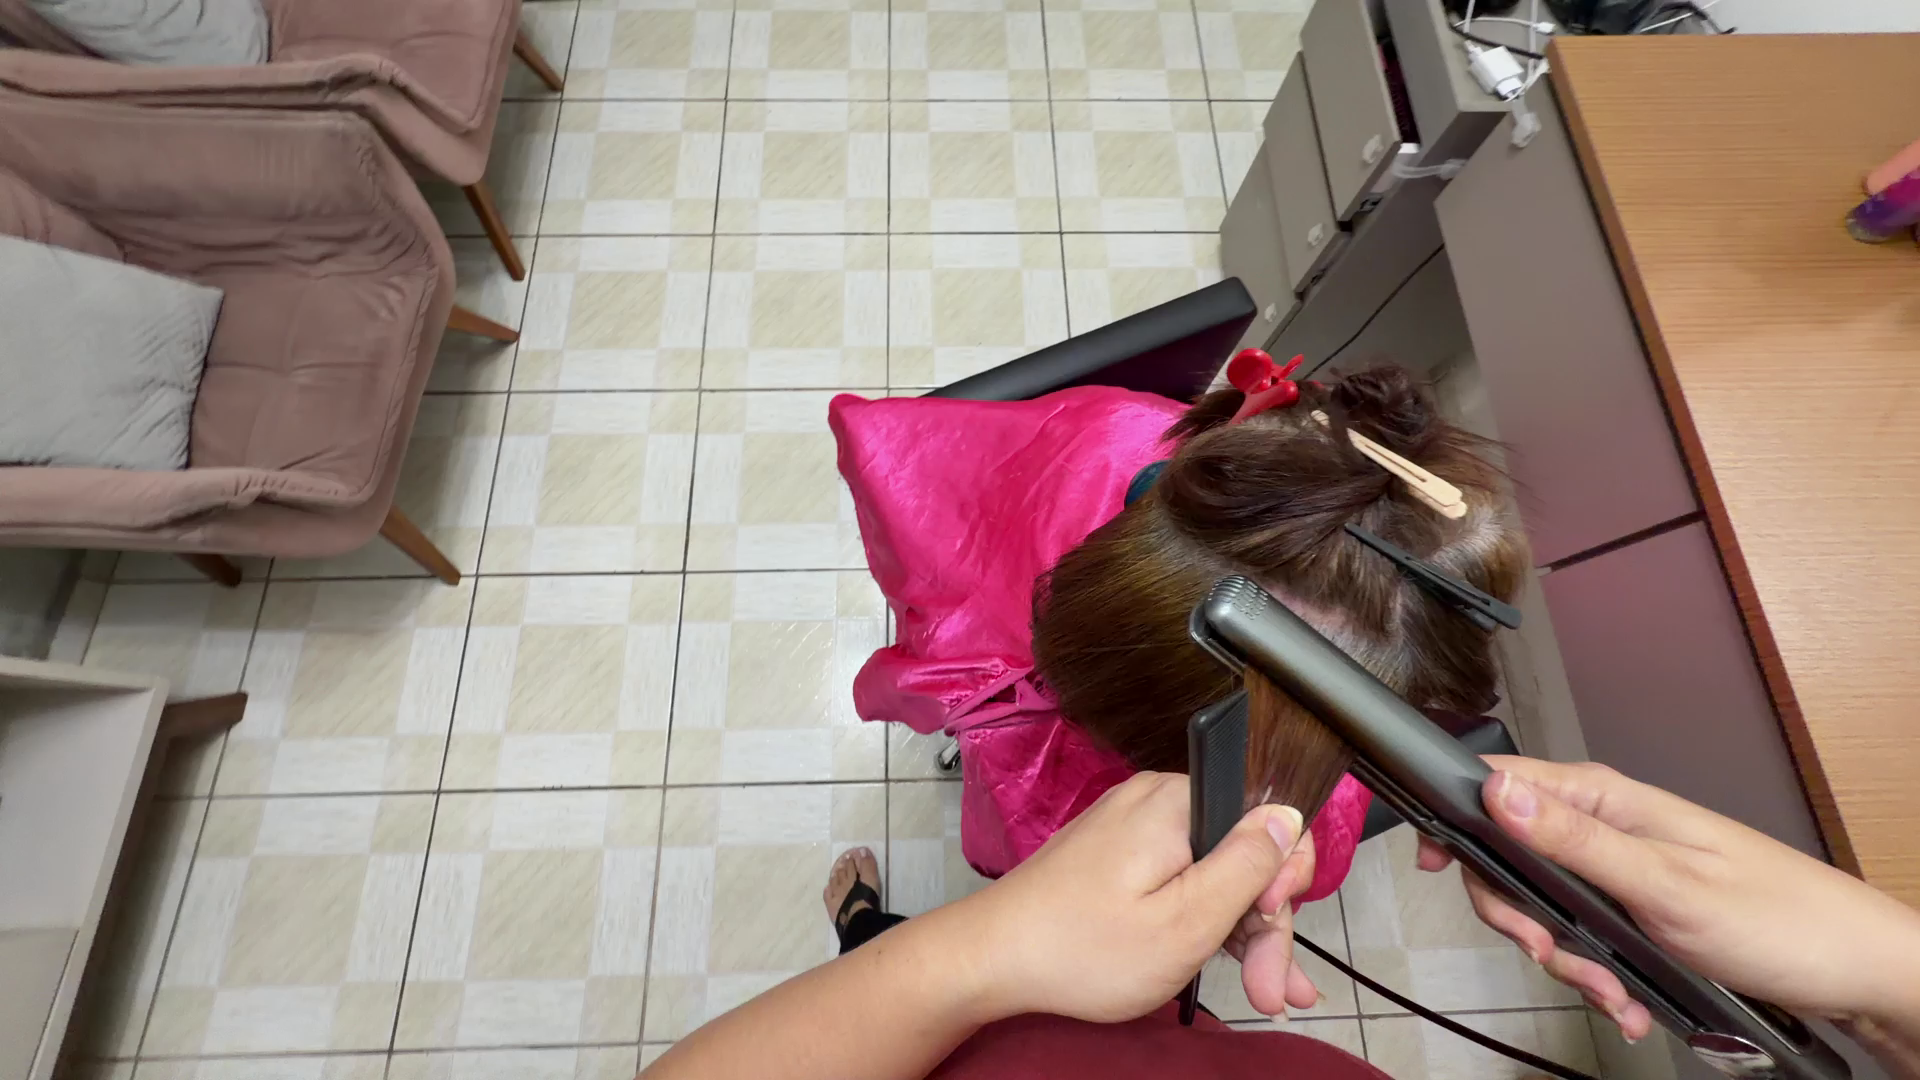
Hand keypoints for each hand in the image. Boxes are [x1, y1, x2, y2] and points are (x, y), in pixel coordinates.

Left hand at [937, 771, 1318, 1024]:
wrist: (997, 954)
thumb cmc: (1091, 946)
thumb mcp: (1187, 918)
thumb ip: (1248, 865)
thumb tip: (1289, 813)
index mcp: (1175, 801)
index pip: (1265, 818)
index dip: (1285, 878)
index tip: (1274, 931)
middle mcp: (1156, 799)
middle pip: (1239, 850)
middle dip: (1263, 920)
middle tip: (1273, 991)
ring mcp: (1133, 824)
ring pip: (1210, 868)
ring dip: (1239, 929)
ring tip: (1262, 992)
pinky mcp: (1118, 850)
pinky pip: (1177, 874)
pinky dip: (1201, 916)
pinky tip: (1227, 962)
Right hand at [1420, 757, 1919, 1039]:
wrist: (1875, 977)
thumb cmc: (1782, 922)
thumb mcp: (1666, 886)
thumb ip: (1573, 839)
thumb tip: (1494, 791)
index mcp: (1596, 797)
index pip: (1492, 782)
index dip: (1453, 818)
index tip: (1438, 868)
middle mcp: (1593, 821)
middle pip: (1504, 852)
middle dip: (1516, 912)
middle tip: (1547, 953)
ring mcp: (1608, 861)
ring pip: (1537, 897)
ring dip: (1561, 952)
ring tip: (1610, 994)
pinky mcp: (1624, 899)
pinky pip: (1575, 926)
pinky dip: (1588, 967)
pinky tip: (1622, 998)